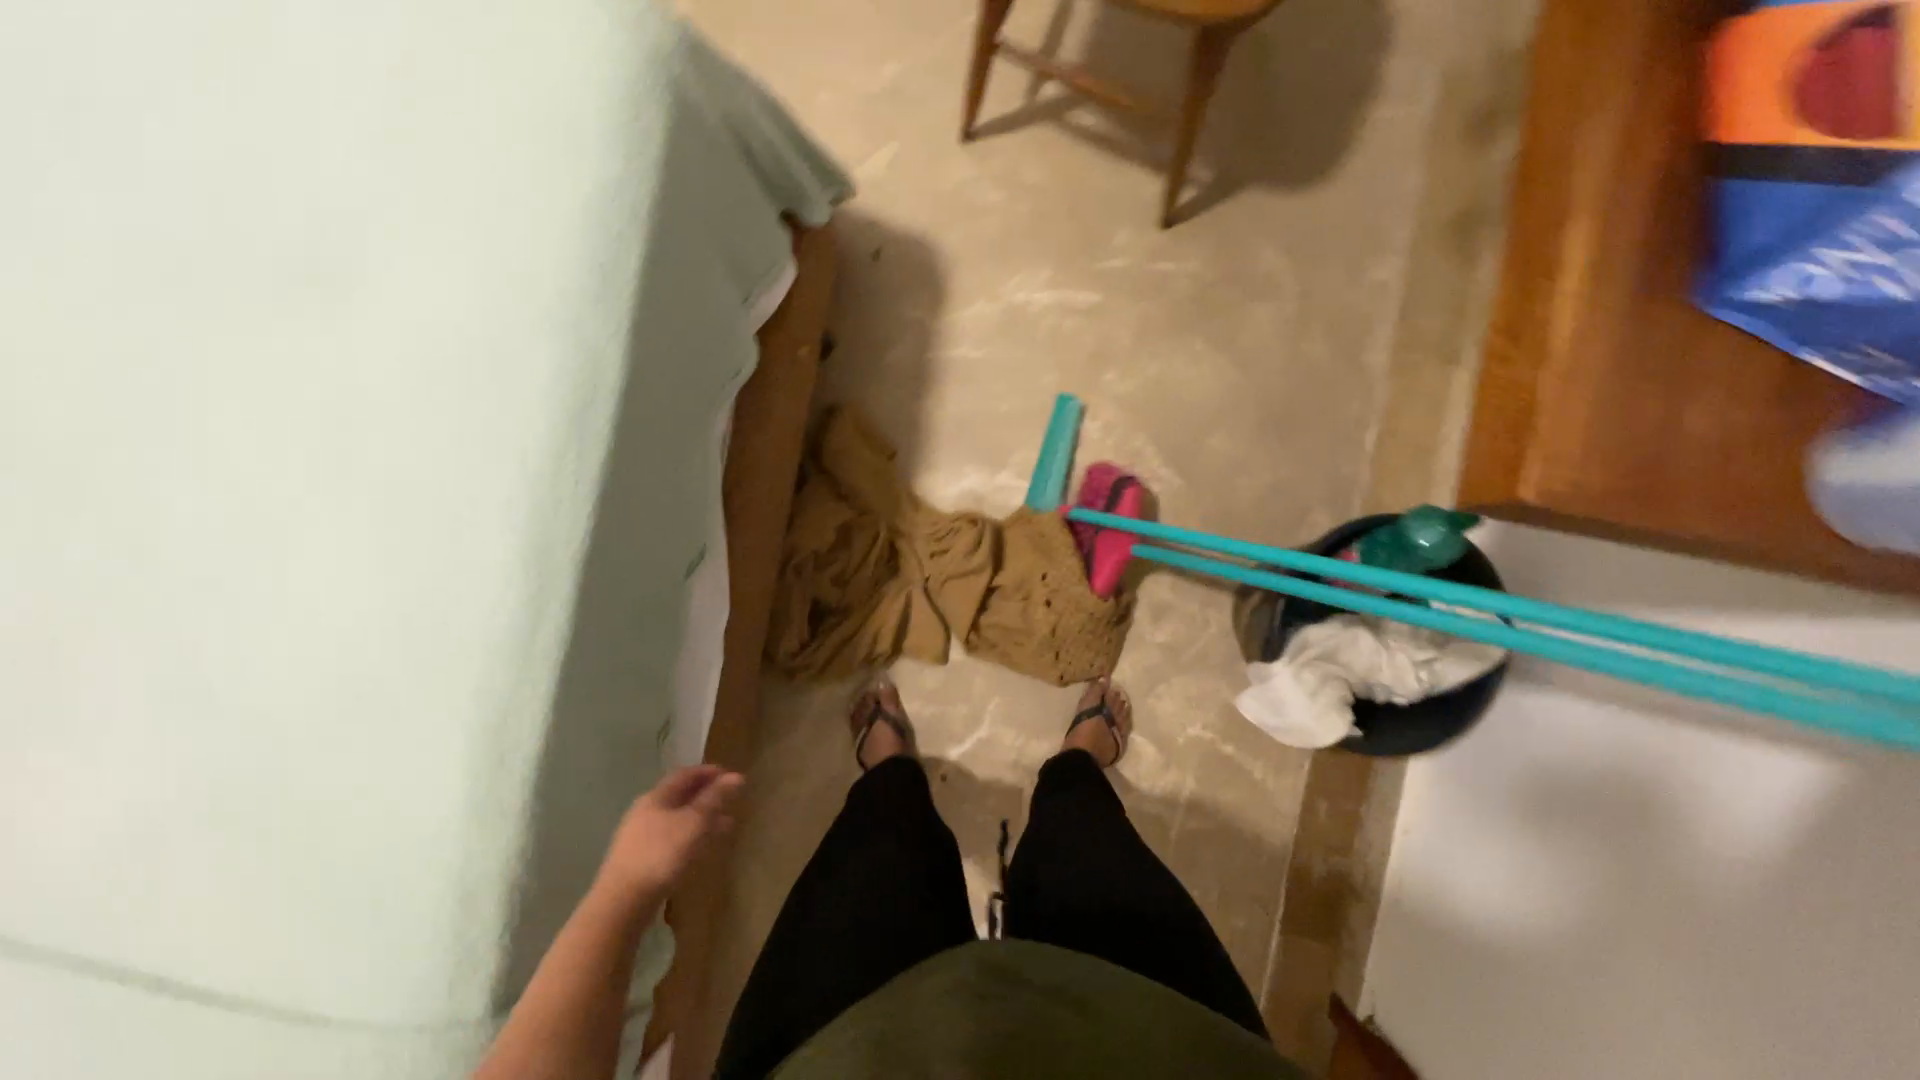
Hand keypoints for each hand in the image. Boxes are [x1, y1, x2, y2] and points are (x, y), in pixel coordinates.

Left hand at [595, 766, 743, 902]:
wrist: (624, 900)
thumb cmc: (662, 853)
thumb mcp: (694, 822)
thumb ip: (714, 798)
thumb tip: (736, 776)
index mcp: (656, 797)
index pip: (685, 774)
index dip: (708, 772)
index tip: (731, 775)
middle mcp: (646, 812)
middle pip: (680, 796)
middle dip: (707, 795)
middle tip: (731, 799)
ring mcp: (641, 836)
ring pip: (678, 819)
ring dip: (702, 818)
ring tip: (727, 824)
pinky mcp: (642, 859)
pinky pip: (672, 838)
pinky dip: (692, 836)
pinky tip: (703, 848)